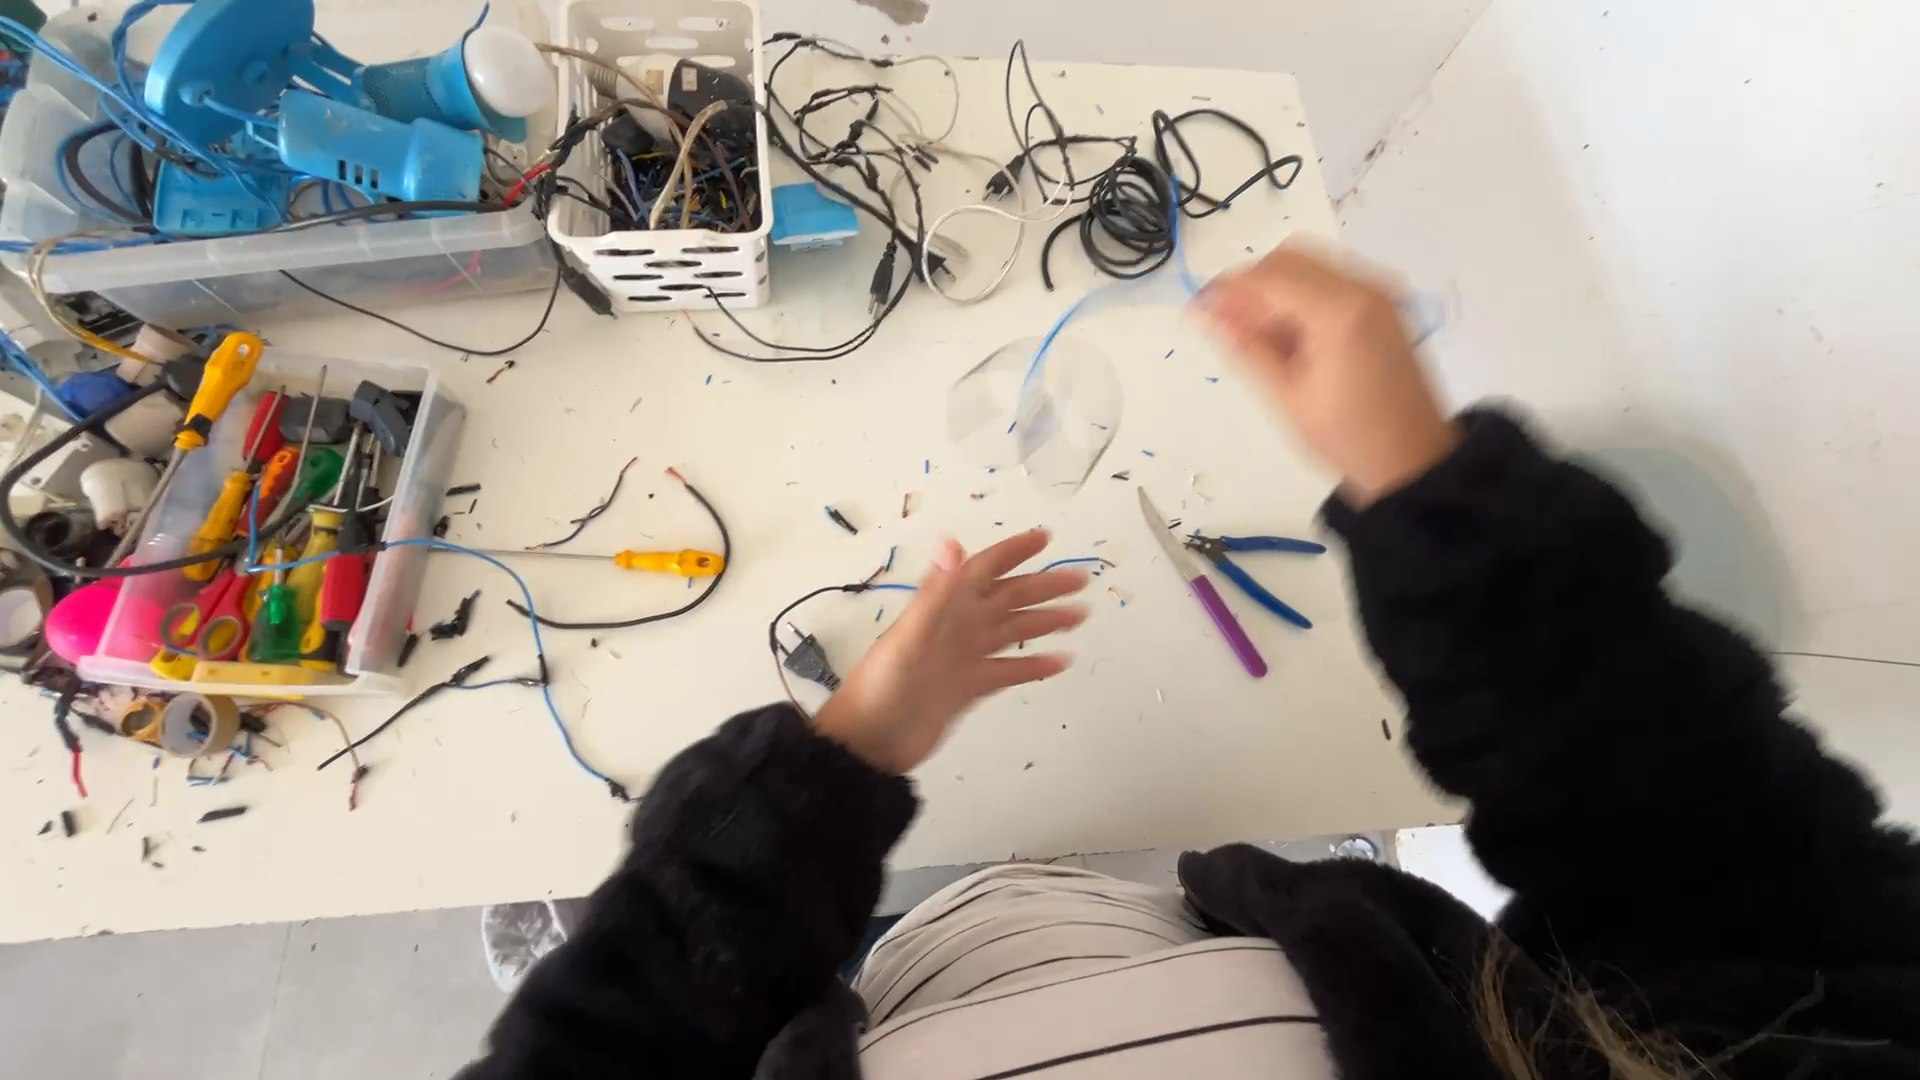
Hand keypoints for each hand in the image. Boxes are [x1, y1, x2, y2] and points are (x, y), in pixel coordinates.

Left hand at [813, 529, 1090, 773]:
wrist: (869, 743)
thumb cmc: (883, 686)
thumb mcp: (910, 636)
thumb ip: (936, 592)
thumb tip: (952, 543)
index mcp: (944, 608)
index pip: (985, 570)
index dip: (1013, 552)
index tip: (1045, 538)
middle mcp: (957, 626)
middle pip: (1008, 598)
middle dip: (1044, 587)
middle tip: (1079, 580)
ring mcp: (964, 657)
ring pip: (1012, 632)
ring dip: (1045, 622)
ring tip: (1079, 614)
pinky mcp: (968, 688)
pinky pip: (1008, 671)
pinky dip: (1033, 666)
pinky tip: (1058, 662)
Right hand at [1195, 242, 1456, 504]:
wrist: (1412, 456)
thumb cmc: (1347, 437)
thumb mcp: (1286, 395)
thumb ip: (1245, 346)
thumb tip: (1205, 314)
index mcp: (1339, 312)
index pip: (1268, 277)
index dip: (1225, 289)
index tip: (1195, 311)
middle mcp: (1363, 288)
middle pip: (1287, 260)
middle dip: (1247, 287)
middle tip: (1222, 325)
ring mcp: (1377, 292)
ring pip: (1305, 265)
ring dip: (1270, 291)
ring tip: (1251, 335)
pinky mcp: (1380, 304)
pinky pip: (1326, 281)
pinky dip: (1296, 297)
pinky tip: (1283, 335)